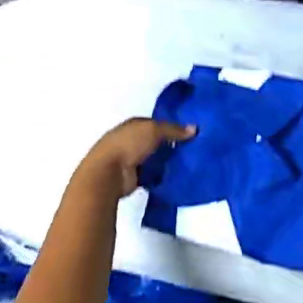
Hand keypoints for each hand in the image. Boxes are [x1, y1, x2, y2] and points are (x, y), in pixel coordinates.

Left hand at [76, 117, 195, 197]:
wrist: (108, 173)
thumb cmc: (129, 144)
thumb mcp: (153, 130)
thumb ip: (173, 129)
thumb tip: (194, 128)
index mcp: (134, 124)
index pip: (155, 123)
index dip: (171, 127)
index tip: (189, 132)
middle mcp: (132, 140)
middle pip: (155, 142)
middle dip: (170, 145)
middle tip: (193, 150)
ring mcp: (132, 160)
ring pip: (155, 159)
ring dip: (167, 162)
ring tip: (189, 165)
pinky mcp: (134, 178)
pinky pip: (152, 175)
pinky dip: (161, 177)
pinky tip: (177, 178)